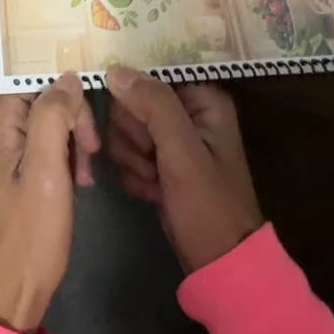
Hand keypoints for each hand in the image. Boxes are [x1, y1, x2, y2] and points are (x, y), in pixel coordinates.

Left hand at [0, 72, 99, 332]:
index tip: (89, 116)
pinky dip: (62, 159)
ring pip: (42, 125)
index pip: (30, 79)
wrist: (7, 295)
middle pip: (37, 100)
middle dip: (71, 118)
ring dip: (70, 141)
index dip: (63, 90)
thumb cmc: (29, 233)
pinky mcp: (8, 177)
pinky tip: (77, 183)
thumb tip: (65, 78)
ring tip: (86, 174)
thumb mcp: (48, 170)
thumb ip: (54, 116)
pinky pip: (38, 149)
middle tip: (92, 152)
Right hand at [105, 66, 263, 273]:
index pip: (146, 80)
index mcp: (202, 100)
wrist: (217, 264)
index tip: (147, 138)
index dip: (137, 108)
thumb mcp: (182, 152)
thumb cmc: (208, 206)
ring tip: (155, 182)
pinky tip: (151, 191)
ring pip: (123, 131)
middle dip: (133, 139)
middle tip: (154, 163)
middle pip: (130, 105)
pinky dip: (134, 175)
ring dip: (132, 160)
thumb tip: (115, 70)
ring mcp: (173, 140)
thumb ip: (153, 106)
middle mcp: (188, 113)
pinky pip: (126, 154)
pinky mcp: (160, 163)